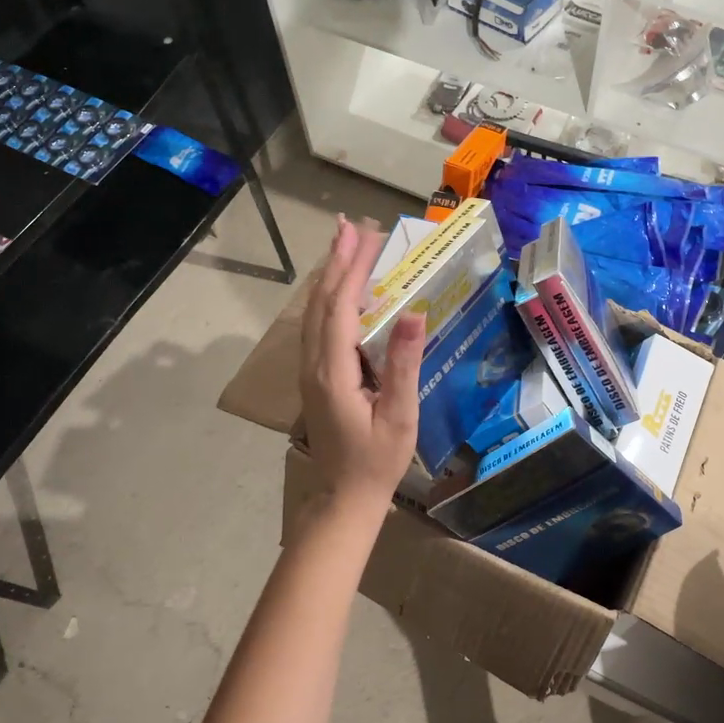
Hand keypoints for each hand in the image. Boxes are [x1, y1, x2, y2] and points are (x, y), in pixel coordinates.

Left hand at [300, 216, 425, 519]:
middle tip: (353, 225)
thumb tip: (413, 312)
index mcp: (334, 371)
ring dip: (330, 275)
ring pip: (315, 312)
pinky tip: (340, 288)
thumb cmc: (377, 461)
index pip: (341, 308)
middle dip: (337, 260)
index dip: (352, 269)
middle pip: (322, 301)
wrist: (344, 497)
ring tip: (344, 243)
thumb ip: (404, 364)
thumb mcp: (400, 416)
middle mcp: (315, 364)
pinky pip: (318, 326)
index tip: (365, 235)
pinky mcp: (315, 376)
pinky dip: (329, 298)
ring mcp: (310, 370)